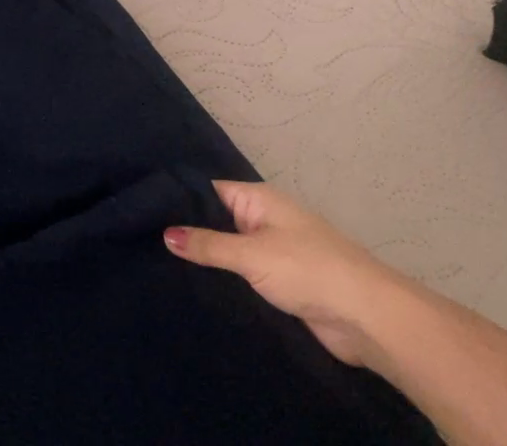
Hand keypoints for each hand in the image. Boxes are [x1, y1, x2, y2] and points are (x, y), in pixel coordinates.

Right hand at [164, 181, 399, 366]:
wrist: (366, 316)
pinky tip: (193, 292)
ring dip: (205, 262)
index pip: (208, 191)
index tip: (140, 213)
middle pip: (216, 221)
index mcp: (259, 199)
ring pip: (228, 251)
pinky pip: (242, 276)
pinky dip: (223, 282)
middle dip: (187, 234)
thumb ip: (208, 246)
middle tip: (141, 244)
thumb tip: (165, 233)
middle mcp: (263, 220)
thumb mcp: (251, 254)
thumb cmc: (308, 270)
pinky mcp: (279, 282)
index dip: (177, 201)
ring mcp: (272, 251)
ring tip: (156, 270)